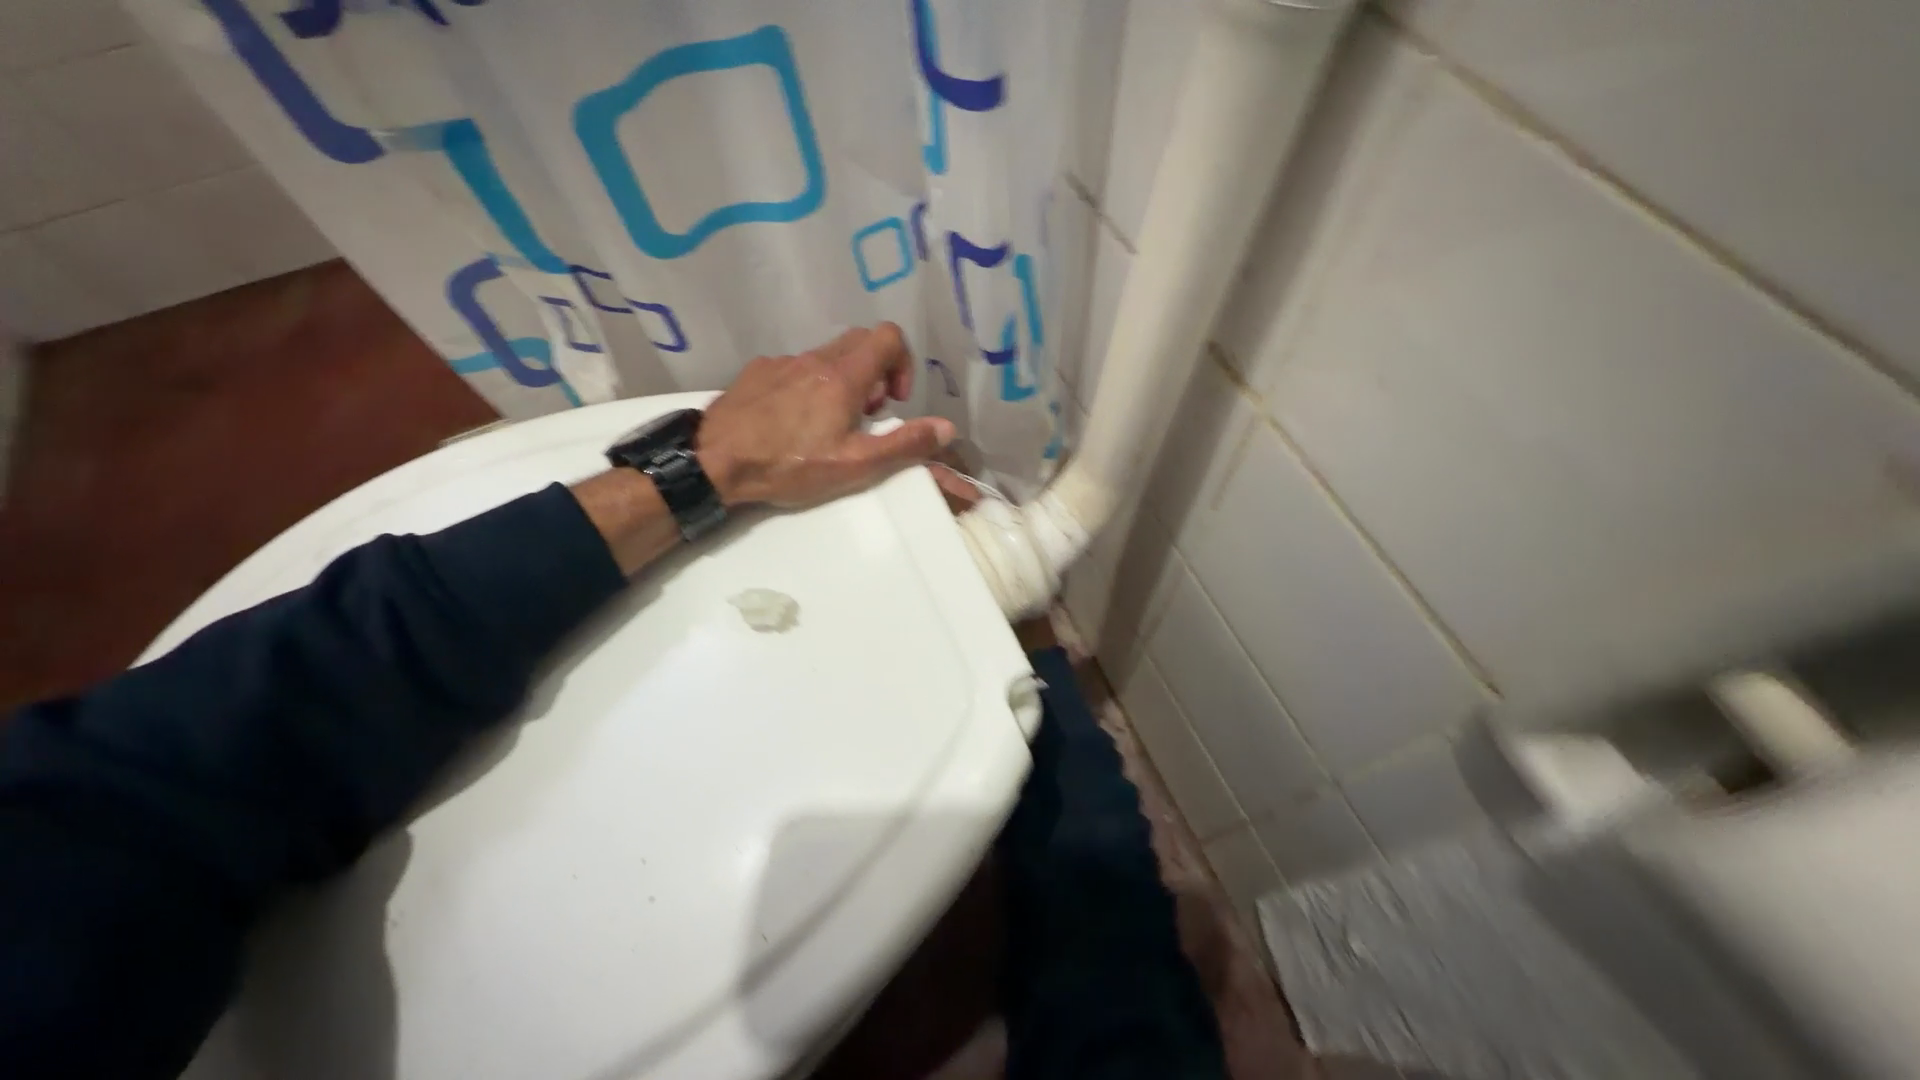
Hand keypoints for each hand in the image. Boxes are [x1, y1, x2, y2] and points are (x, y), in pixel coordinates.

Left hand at [695, 323, 956, 508]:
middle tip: (867, 413)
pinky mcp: (756, 372)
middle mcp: (814, 359)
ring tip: (829, 423)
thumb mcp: (854, 464)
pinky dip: (807, 385)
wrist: (714, 460)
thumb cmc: (789, 465)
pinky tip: (792, 421)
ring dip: (841, 381)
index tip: (894, 401)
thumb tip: (947, 428)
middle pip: (859, 342)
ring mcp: (781, 362)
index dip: (903, 363)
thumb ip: (904, 444)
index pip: (889, 337)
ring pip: (826, 356)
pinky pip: (794, 367)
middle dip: (875, 372)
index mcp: (843, 376)